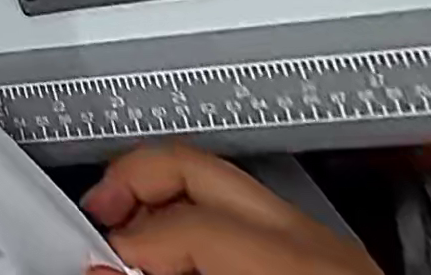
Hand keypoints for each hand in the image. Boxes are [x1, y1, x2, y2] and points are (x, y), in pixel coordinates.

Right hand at [80, 145, 379, 274]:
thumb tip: (103, 271)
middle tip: (99, 213)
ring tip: (134, 229)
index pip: (187, 226)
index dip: (130, 242)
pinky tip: (186, 249)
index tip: (98, 264)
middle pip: (193, 166)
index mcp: (299, 266)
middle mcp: (317, 244)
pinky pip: (244, 211)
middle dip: (132, 179)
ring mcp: (327, 248)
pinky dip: (199, 217)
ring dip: (162, 194)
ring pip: (215, 180)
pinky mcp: (331, 260)